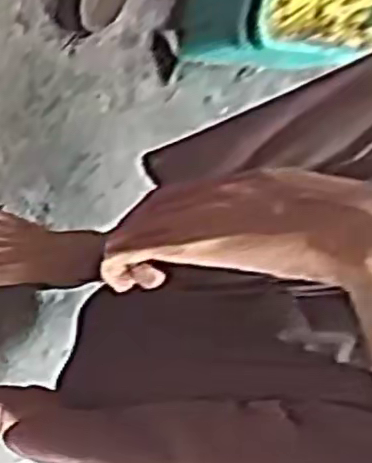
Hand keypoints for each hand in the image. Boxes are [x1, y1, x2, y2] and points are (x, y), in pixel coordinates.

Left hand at [101, 169, 371, 291]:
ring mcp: (191, 214)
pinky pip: (122, 251)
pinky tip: (130, 282)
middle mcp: (211, 192)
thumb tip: (250, 226)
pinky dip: (115, 268)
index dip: (160, 222)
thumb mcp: (302, 207)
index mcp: (245, 181)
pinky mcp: (178, 241)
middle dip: (138, 238)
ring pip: (129, 230)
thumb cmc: (346, 229)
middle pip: (146, 212)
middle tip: (150, 264)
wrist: (359, 237)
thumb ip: (264, 210)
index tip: (165, 245)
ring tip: (142, 277)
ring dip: (126, 256)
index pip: (176, 196)